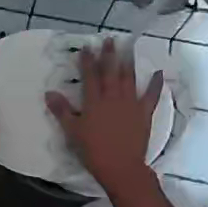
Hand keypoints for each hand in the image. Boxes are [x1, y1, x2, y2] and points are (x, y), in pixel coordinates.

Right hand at [46, 38, 163, 186]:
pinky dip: (155, 84)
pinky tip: (157, 72)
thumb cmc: (92, 150)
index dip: (87, 61)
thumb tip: (49, 93)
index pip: (89, 76)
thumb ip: (61, 110)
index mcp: (94, 101)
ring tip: (128, 48)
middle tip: (110, 40)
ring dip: (128, 62)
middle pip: (110, 72)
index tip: (86, 47)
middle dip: (109, 55)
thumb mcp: (72, 131)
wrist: (120, 166)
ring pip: (129, 79)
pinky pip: (151, 95)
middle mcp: (113, 97)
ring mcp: (131, 104)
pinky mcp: (144, 113)